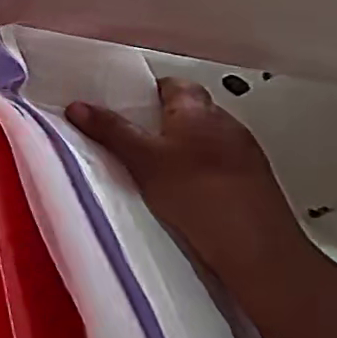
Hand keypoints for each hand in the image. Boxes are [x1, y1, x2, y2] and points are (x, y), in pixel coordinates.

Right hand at [66, 77, 313, 276]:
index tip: (120, 103)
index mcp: (200, 110)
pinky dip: (192, 169)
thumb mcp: (141, 159)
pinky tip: (175, 188)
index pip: (172, 84)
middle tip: (125, 134)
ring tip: (146, 165)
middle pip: (185, 110)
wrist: (257, 253)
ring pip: (200, 138)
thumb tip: (79, 107)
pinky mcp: (252, 183)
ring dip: (176, 146)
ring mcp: (244, 155)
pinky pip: (213, 163)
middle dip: (155, 120)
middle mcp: (228, 125)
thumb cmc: (201, 196)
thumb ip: (110, 129)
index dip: (144, 90)